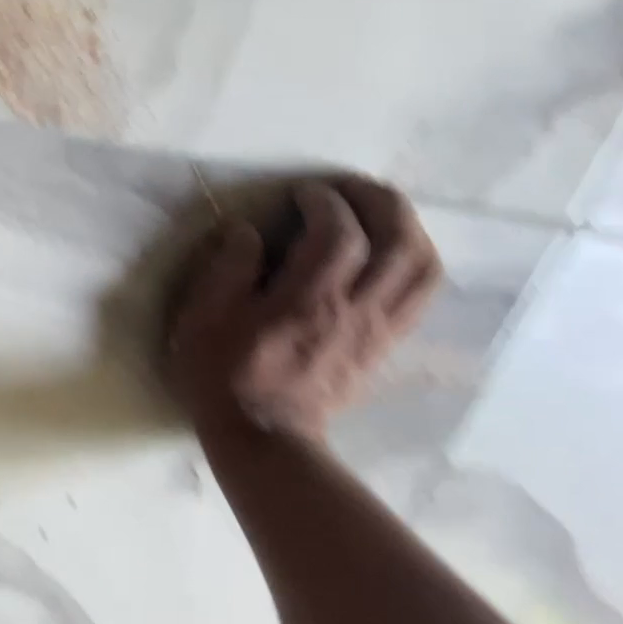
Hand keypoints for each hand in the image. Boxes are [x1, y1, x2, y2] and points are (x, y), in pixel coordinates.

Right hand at [165, 177, 441, 439]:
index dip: (324, 202)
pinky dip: (414, 261)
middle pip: (397, 240)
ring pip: (421, 265)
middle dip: (376, 202)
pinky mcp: (384, 343)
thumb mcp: (201, 321)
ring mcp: (377, 328)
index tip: (300, 193)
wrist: (261, 434)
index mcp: (305, 301)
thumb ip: (225, 270)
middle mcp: (354, 309)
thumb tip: (246, 231)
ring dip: (406, 227)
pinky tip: (391, 252)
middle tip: (345, 189)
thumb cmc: (220, 375)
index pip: (337, 234)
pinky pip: (421, 293)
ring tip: (376, 212)